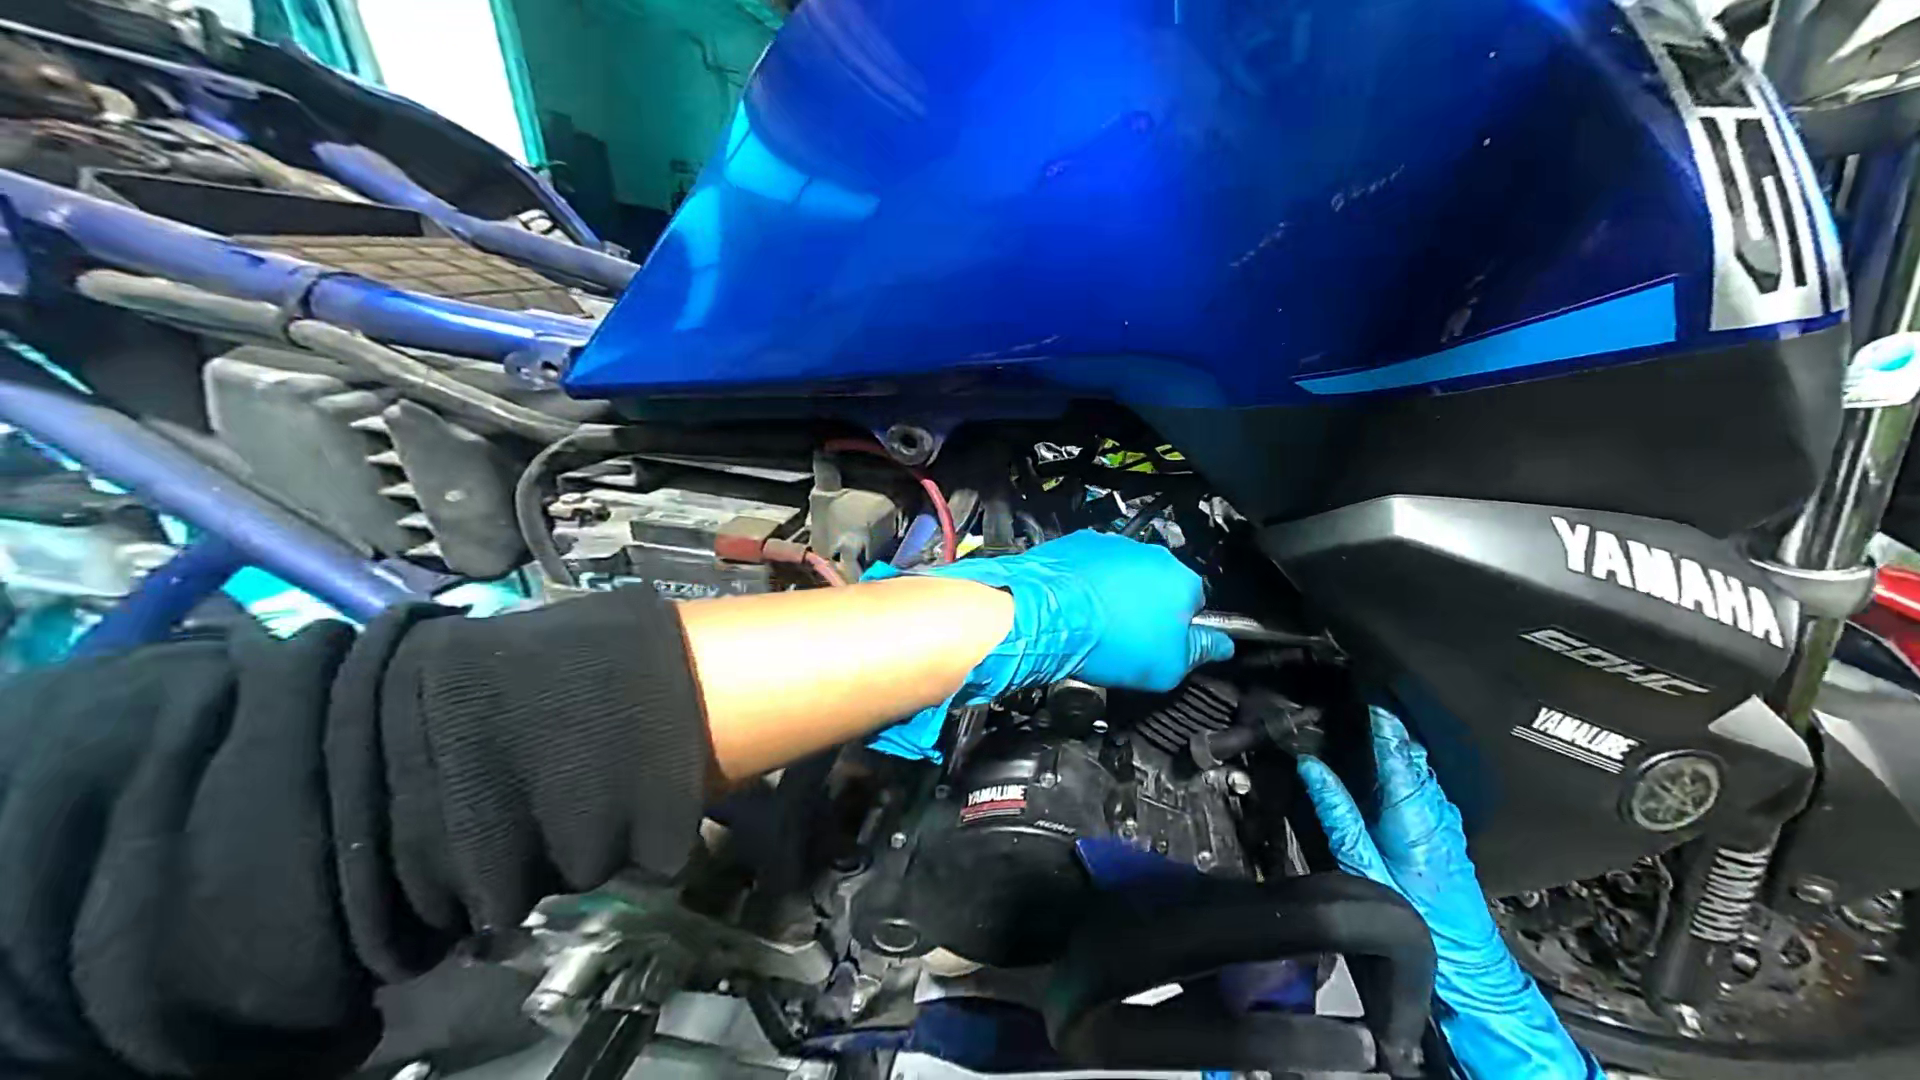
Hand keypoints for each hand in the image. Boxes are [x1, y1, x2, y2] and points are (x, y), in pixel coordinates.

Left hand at [865, 530, 1232, 759]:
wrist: (1045, 615)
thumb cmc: (1106, 639)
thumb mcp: (1167, 666)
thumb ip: (1200, 652)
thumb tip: (1218, 646)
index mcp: (1181, 581)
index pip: (1195, 605)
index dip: (1180, 629)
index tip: (1164, 644)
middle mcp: (1150, 554)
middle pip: (1159, 585)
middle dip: (1147, 609)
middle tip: (1127, 639)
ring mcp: (1110, 546)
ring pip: (1124, 573)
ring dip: (1115, 594)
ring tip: (1096, 625)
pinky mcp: (1076, 544)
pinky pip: (1090, 566)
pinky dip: (1085, 583)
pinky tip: (1074, 608)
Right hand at [1296, 707, 1597, 1079]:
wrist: (1465, 960)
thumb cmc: (1410, 914)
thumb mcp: (1361, 863)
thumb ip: (1336, 811)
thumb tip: (1312, 766)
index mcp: (1412, 813)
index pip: (1397, 751)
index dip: (1382, 718)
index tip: (1367, 691)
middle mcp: (1434, 808)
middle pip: (1412, 752)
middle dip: (1389, 721)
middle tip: (1363, 694)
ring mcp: (1444, 817)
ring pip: (1421, 764)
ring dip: (1398, 739)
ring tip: (1373, 717)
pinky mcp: (1445, 828)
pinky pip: (1424, 780)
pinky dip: (1405, 760)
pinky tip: (1392, 757)